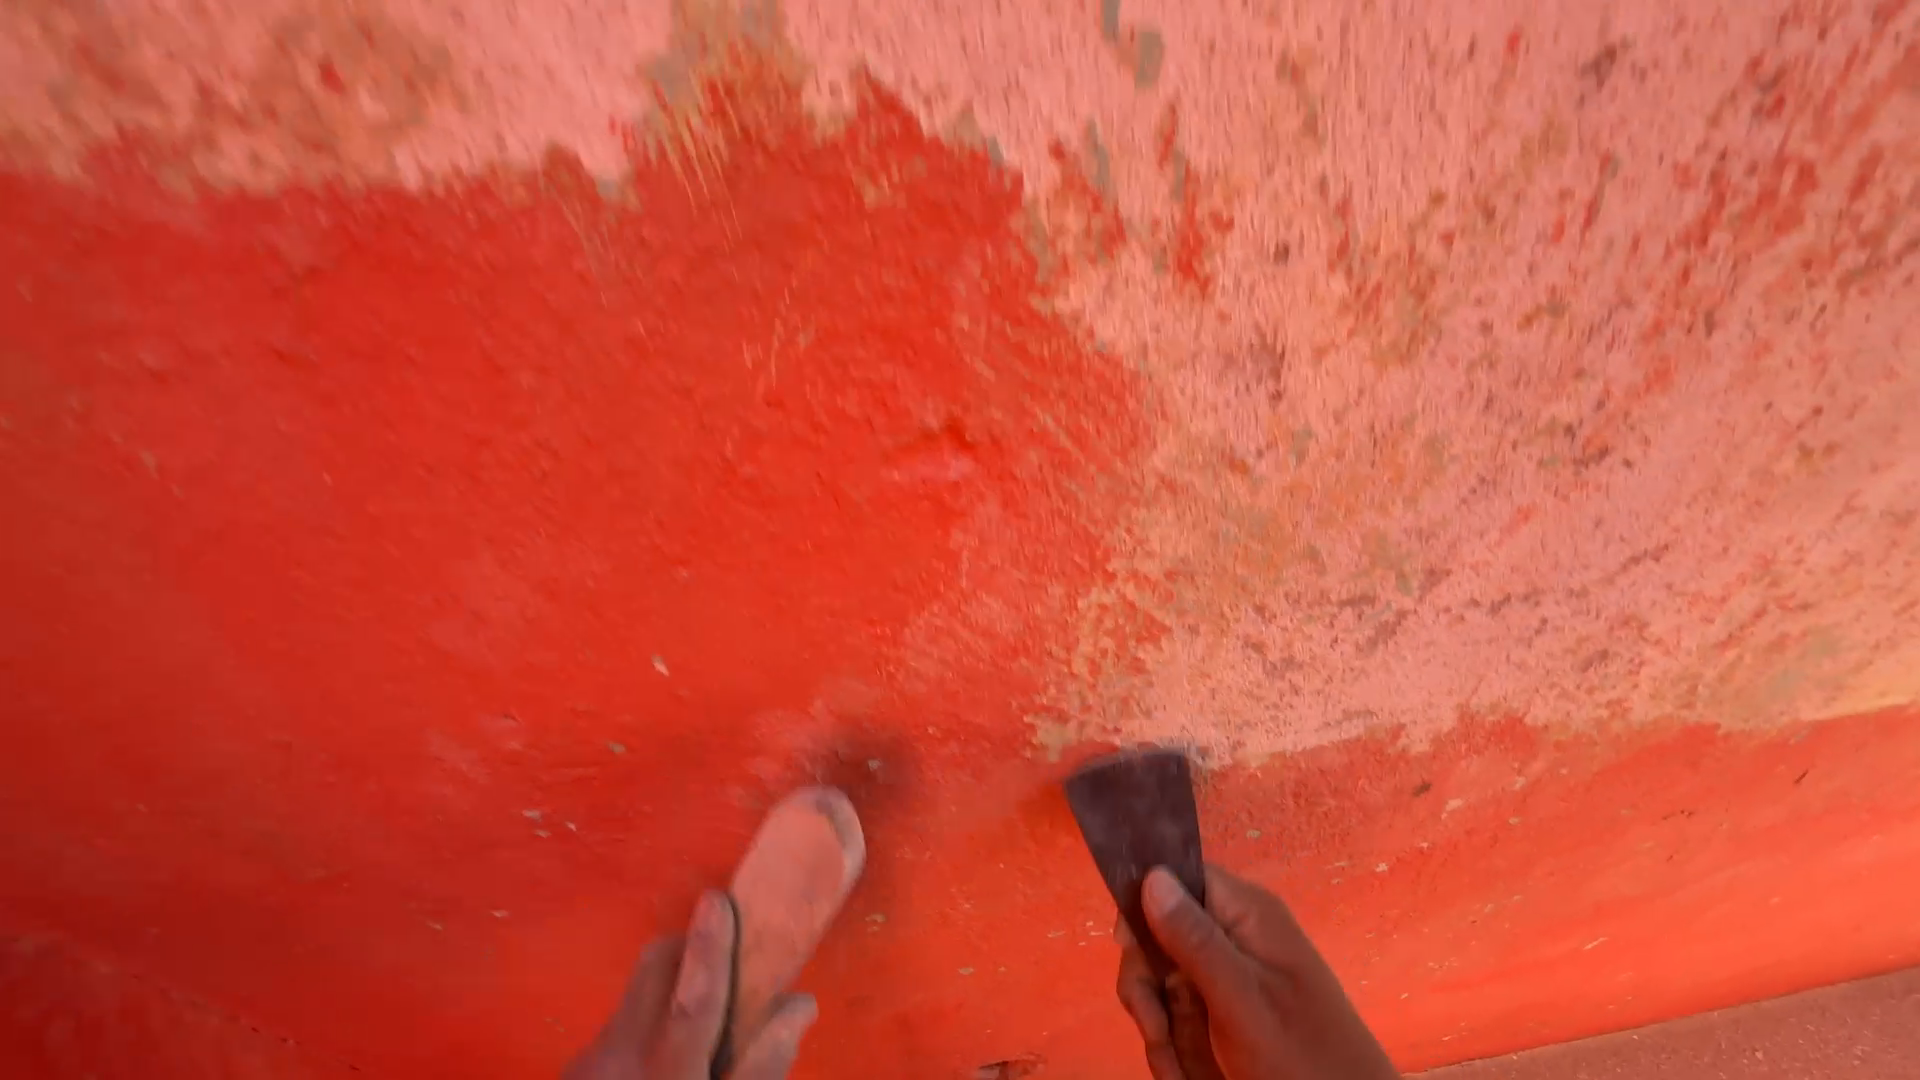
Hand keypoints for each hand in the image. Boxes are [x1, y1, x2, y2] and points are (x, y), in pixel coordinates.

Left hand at [566, 890, 818, 1079]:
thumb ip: (763, 1067)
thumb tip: (799, 1002)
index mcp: (666, 1077)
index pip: (692, 1003)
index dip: (709, 952)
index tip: (717, 900)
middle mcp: (618, 1060)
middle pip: (658, 964)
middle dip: (693, 949)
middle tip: (726, 972)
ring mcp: (587, 1065)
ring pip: (639, 991)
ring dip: (671, 993)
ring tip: (693, 1042)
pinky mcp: (572, 1070)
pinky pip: (620, 1023)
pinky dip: (647, 1027)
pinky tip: (656, 1071)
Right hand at [1115, 866, 1399, 1079]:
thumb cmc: (1304, 1060)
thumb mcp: (1244, 1001)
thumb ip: (1195, 938)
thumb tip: (1151, 874)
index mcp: (1245, 912)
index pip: (1176, 875)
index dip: (1142, 905)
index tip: (1129, 949)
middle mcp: (1234, 933)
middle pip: (1158, 934)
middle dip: (1149, 988)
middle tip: (1157, 1031)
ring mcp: (1228, 973)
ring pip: (1162, 982)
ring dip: (1161, 1029)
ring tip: (1182, 1073)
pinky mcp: (1225, 1009)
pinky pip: (1177, 1014)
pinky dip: (1175, 1047)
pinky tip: (1189, 1075)